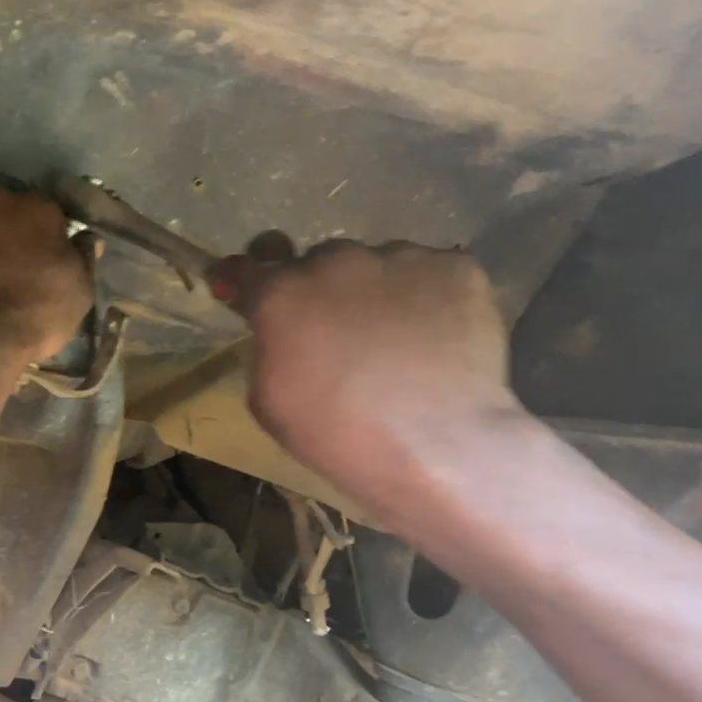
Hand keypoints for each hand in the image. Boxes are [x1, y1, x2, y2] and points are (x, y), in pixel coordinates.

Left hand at [0, 185, 90, 363]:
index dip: (40, 238)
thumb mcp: (79, 295)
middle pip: (8, 204)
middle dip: (6, 226)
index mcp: (45, 211)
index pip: (46, 213)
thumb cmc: (34, 319)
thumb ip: (82, 259)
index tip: (34, 260)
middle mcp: (6, 195)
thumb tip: (86, 238)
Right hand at [213, 236, 522, 508]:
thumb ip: (267, 349)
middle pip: (319, 262)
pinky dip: (426, 297)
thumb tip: (280, 331)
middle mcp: (337, 260)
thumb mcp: (268, 401)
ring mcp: (401, 258)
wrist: (436, 443)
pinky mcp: (456, 268)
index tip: (246, 286)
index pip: (252, 264)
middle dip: (319, 290)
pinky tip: (433, 337)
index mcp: (281, 294)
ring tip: (393, 338)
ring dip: (374, 291)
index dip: (246, 275)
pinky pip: (430, 274)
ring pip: (377, 265)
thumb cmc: (335, 432)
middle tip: (335, 333)